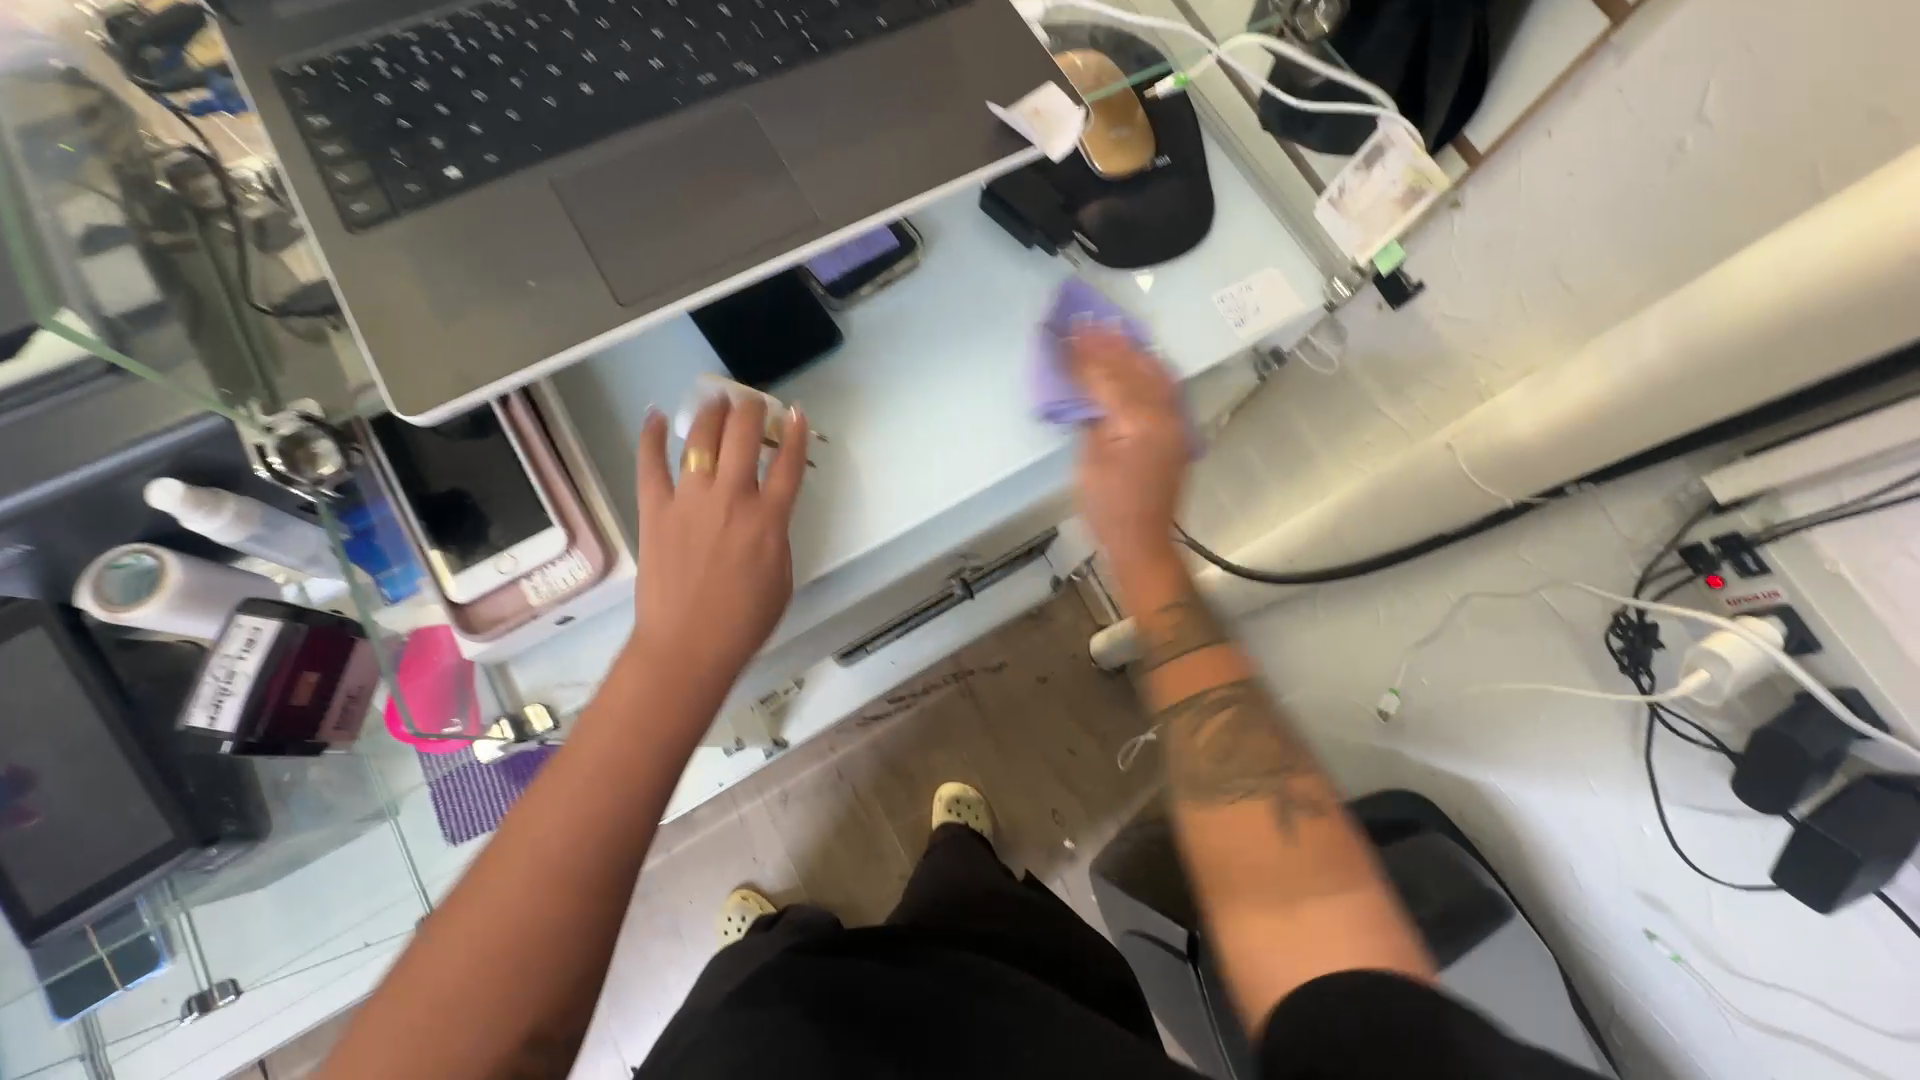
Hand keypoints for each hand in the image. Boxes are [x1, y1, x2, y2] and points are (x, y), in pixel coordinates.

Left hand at [630, 394, 809, 687]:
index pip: (789, 465)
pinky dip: (652, 438)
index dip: (796, 435)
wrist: (688, 646)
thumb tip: (767, 514)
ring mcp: (690, 501)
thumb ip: (777, 537)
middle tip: (753, 402)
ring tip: (717, 398)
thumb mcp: (782, 578)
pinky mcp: (656, 511)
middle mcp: (732, 499)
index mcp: (769, 520)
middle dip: (752, 412)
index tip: (796, 415)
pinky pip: (651, 465)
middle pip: (745, 438)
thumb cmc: (744, 622)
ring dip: (712, 414)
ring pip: (702, 441)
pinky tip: (656, 417)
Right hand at [1067, 328, 1188, 576]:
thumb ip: (1093, 420)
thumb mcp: (1090, 463)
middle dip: (1106, 344)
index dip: (1082, 355)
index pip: (1105, 379)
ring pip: (1153, 374)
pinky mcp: (1177, 431)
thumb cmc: (1108, 509)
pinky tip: (1141, 356)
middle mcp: (1163, 415)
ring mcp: (1175, 422)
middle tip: (1085, 319)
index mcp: (1138, 423)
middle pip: (1131, 370)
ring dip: (1130, 349)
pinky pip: (1166, 388)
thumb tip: (1089, 391)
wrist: (1143, 541)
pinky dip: (1150, 367)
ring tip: (1111, 327)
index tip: (1065, 331)